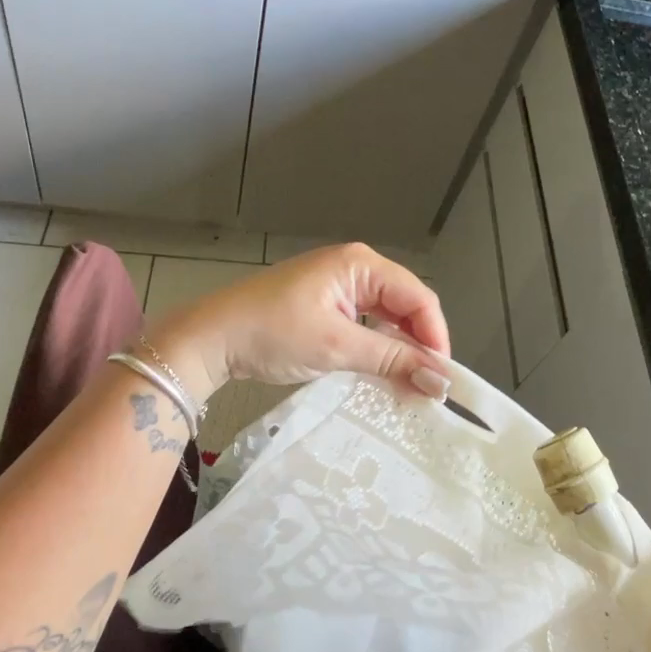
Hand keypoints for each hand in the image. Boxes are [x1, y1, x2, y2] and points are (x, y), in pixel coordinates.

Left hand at [143, 243, 452, 403]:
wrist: (208, 339)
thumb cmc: (272, 333)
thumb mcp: (336, 347)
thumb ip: (392, 359)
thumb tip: (439, 379)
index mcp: (361, 264)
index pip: (418, 297)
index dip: (435, 337)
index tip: (442, 379)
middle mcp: (355, 267)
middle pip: (406, 304)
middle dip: (419, 344)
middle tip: (427, 387)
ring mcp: (338, 285)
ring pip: (387, 316)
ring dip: (398, 349)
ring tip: (408, 385)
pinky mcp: (325, 304)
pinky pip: (365, 323)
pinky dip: (376, 347)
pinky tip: (381, 373)